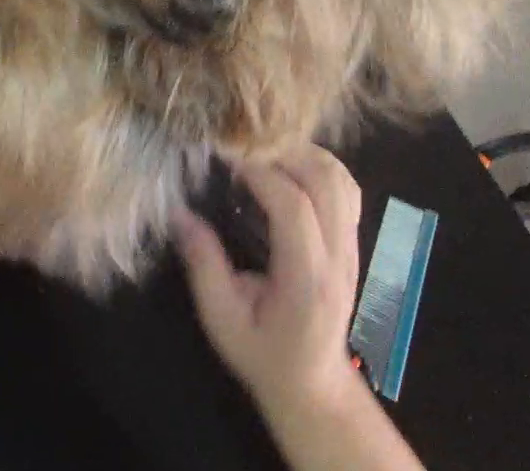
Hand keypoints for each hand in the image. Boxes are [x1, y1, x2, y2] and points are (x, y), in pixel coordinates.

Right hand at [172, 146, 367, 418]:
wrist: (313, 382)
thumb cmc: (262, 353)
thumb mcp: (220, 318)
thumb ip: (203, 265)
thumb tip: (178, 213)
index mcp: (307, 279)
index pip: (295, 208)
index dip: (260, 173)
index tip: (224, 157)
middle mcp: (338, 258)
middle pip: (326, 183)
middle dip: (281, 153)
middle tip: (239, 147)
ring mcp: (351, 248)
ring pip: (341, 180)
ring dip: (301, 154)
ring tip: (259, 151)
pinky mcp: (351, 242)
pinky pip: (345, 189)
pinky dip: (316, 165)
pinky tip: (284, 166)